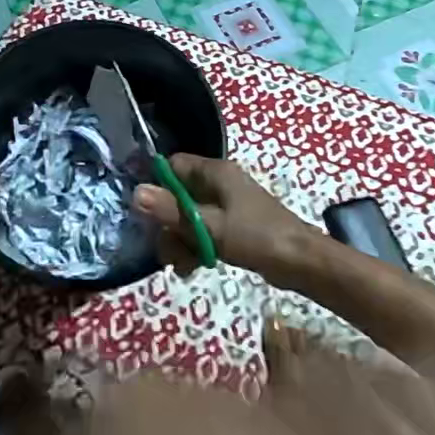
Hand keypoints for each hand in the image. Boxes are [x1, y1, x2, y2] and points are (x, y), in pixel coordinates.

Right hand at [131, 154, 314, 278]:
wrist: (299, 261)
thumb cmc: (255, 236)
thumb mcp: (209, 226)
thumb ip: (172, 210)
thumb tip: (136, 192)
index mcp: (216, 172)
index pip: (174, 166)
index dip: (157, 186)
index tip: (146, 214)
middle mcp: (219, 183)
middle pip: (178, 196)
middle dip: (169, 225)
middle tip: (167, 252)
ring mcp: (227, 204)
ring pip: (189, 217)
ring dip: (180, 241)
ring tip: (182, 266)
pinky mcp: (232, 225)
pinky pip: (203, 230)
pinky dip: (195, 246)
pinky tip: (192, 268)